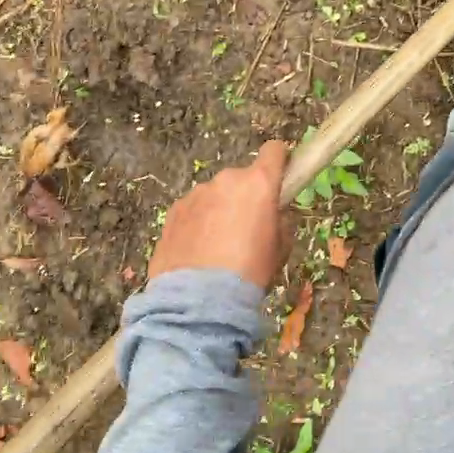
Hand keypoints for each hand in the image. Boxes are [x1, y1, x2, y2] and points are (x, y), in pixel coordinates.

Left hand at [148, 141, 292, 287]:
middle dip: (245, 196)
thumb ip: (279, 220)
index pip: (274, 150)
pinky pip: (193, 209)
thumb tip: (271, 214)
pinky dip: (197, 223)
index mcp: (259, 183)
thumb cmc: (250, 272)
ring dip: (219, 209)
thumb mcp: (280, 247)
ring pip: (215, 194)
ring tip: (215, 246)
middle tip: (245, 229)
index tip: (279, 179)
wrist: (199, 302)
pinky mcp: (173, 211)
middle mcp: (227, 180)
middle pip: (242, 178)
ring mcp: (196, 194)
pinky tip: (196, 252)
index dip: (279, 161)